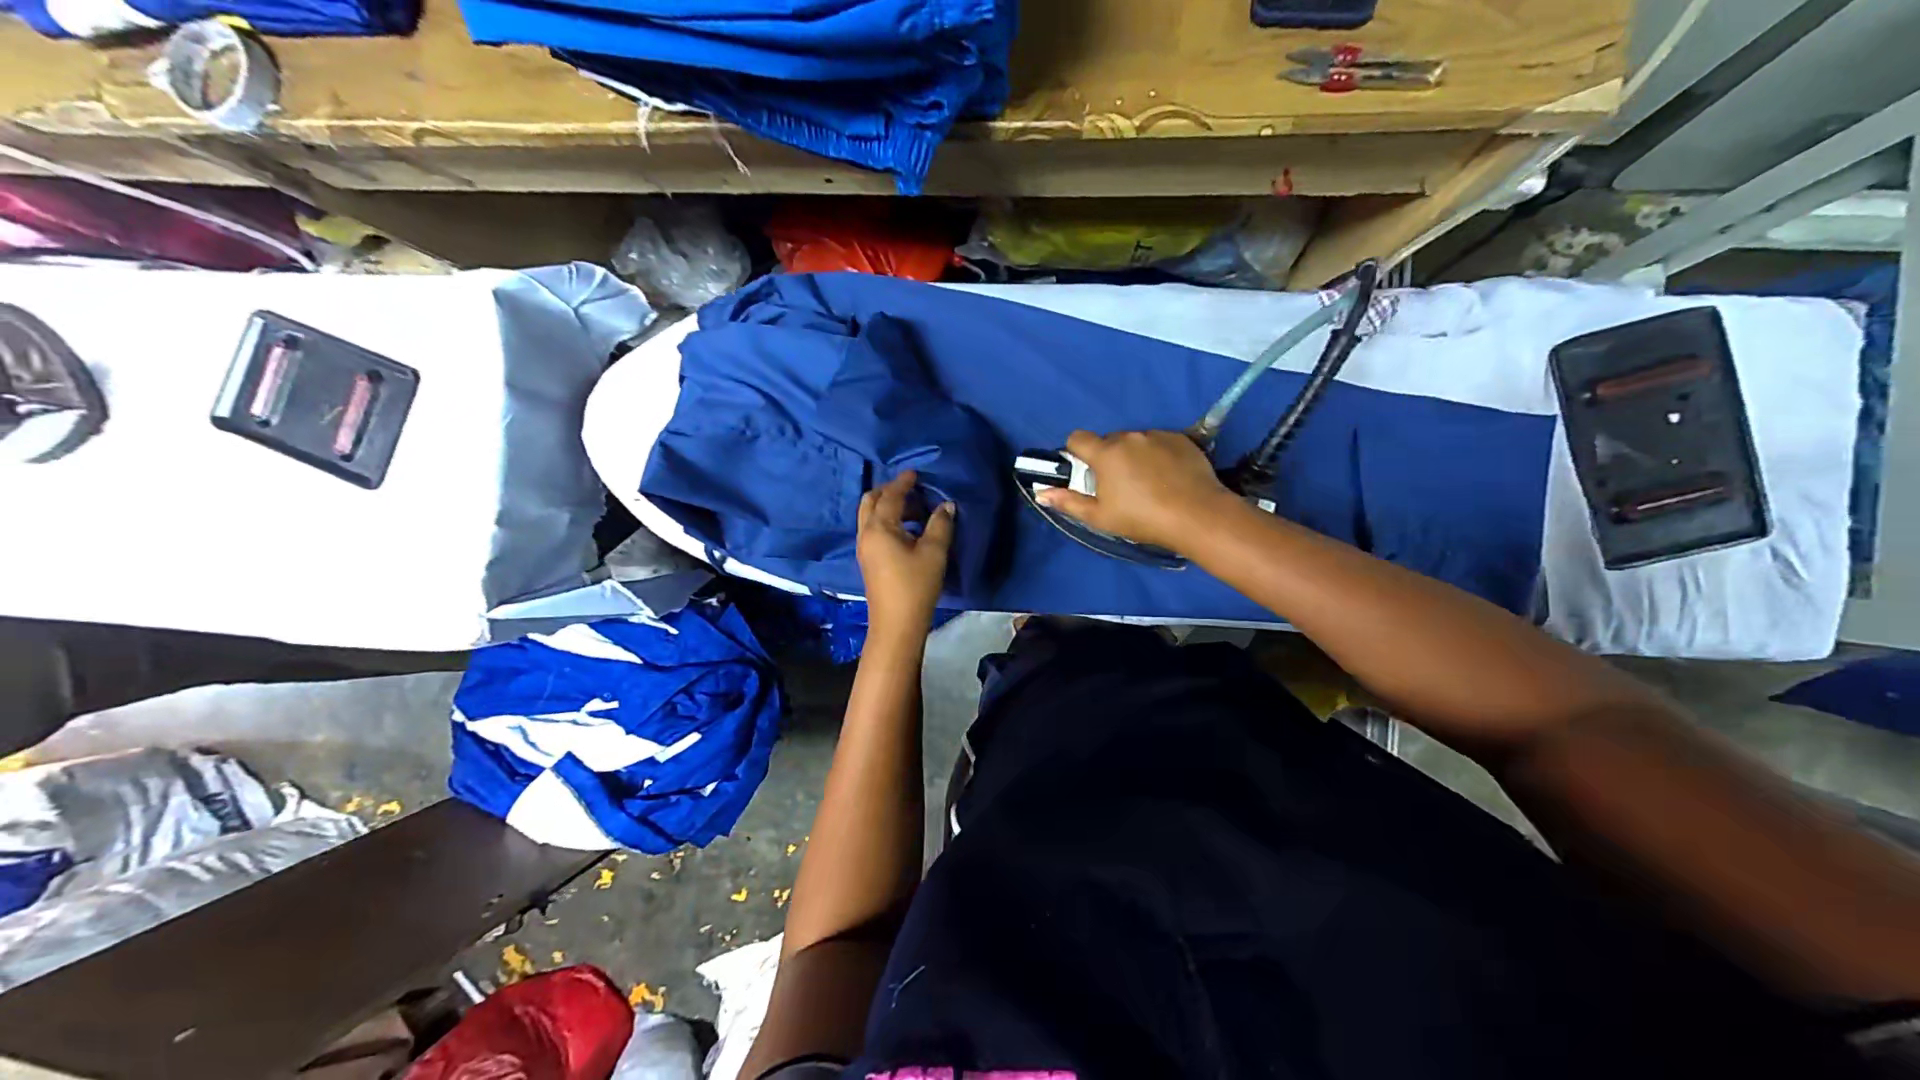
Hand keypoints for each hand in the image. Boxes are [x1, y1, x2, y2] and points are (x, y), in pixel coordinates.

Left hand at [857, 470, 954, 635]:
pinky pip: (873, 529)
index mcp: (879, 527)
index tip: (916, 473)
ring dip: (887, 506)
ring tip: (914, 508)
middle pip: (870, 501)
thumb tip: (946, 505)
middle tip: (911, 488)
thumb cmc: (916, 585)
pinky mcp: (868, 561)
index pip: (890, 496)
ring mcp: (864, 548)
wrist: (896, 624)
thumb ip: (940, 524)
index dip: (903, 482)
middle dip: (889, 490)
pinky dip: (886, 520)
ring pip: (869, 516)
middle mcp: (866, 534)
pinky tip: (907, 528)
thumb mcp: (934, 552)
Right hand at [1036, 429, 1237, 552]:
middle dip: (1108, 457)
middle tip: (1119, 485)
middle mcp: (1129, 437)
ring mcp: (1157, 435)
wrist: (1196, 515)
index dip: (1075, 452)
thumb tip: (1041, 492)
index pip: (1077, 438)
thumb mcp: (1100, 517)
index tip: (1083, 470)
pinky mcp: (1181, 439)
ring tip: (1148, 482)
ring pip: (1135, 441)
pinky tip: (1168, 477)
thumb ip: (1068, 501)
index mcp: (1105, 453)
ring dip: (1134, 455)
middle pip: (1108, 440)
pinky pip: (1159, 442)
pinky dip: (1158, 455)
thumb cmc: (1142, 518)